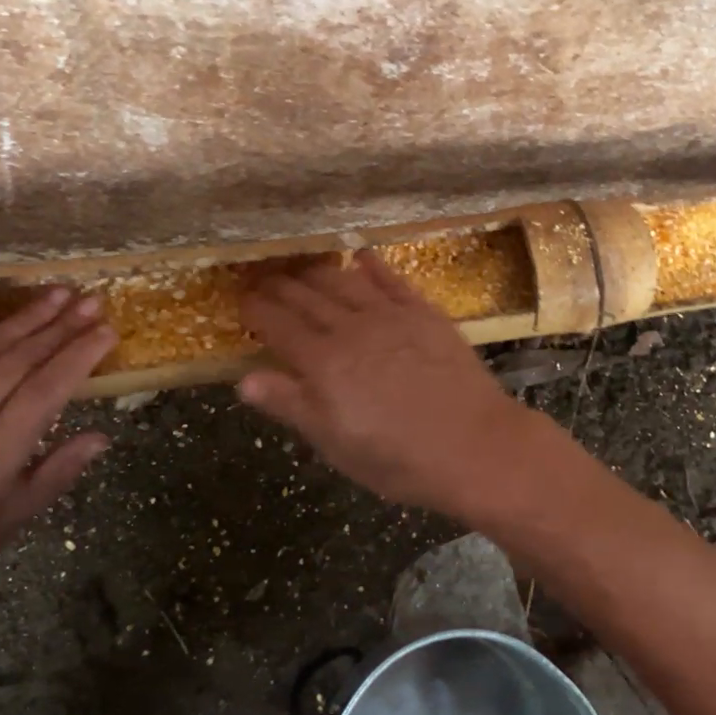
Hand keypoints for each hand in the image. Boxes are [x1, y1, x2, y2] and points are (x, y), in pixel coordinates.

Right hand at [236, 251, 536, 515]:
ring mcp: (391, 315)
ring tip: (300, 268)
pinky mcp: (425, 312)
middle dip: (278, 286)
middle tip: (261, 277)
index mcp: (324, 362)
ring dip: (316, 271)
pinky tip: (361, 256)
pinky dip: (372, 265)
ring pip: (343, 281)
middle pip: (306, 296)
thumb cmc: (399, 458)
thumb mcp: (335, 444)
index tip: (240, 299)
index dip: (255, 310)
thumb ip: (291, 405)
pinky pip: (392, 279)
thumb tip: (244, 379)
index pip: (278, 325)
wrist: (475, 445)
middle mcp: (352, 328)